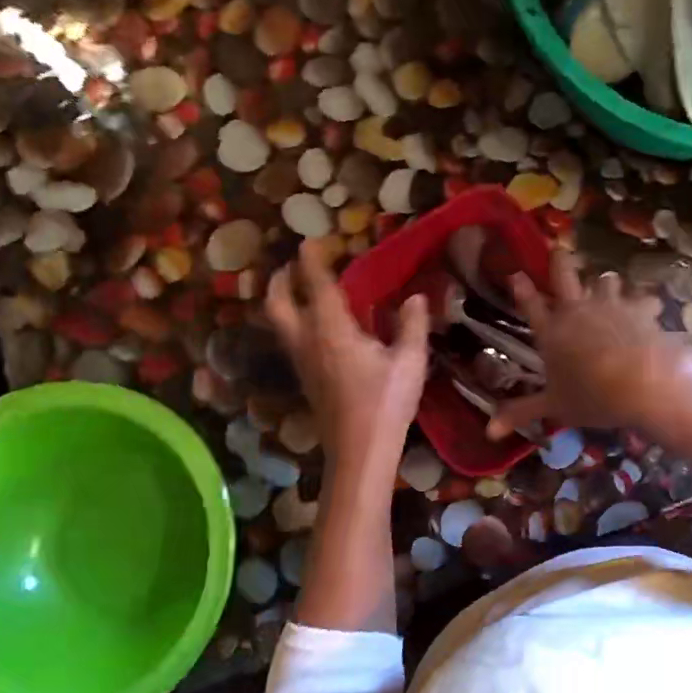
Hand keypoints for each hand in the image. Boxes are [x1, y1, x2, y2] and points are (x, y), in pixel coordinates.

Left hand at [267, 242, 429, 466]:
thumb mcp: (410, 361)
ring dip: (283, 300)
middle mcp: (307, 340)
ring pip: (278, 322)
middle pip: (276, 302)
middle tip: (294, 266)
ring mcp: (301, 362)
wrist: (360, 451)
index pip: (314, 284)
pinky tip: (318, 328)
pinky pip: (290, 339)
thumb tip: (415, 297)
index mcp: (330, 329)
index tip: (312, 240)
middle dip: (281, 278)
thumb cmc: (386, 403)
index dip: (312, 259)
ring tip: (301, 290)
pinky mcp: (306, 380)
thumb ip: (412, 324)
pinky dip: (294, 321)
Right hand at [487, 250, 691, 438]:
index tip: (516, 274)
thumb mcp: (554, 407)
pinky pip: (644, 297)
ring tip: (608, 287)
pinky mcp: (641, 308)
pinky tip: (651, 307)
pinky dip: (646, 302)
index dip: (521, 288)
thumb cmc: (591, 396)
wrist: (642, 383)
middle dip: (560, 261)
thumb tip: (489, 432)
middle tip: (559, 250)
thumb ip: (520, 413)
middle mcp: (577, 310)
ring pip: (606, 279)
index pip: (530, 304)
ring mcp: (610, 305)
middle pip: (564, 273)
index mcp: (551, 331)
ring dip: (606, 283)